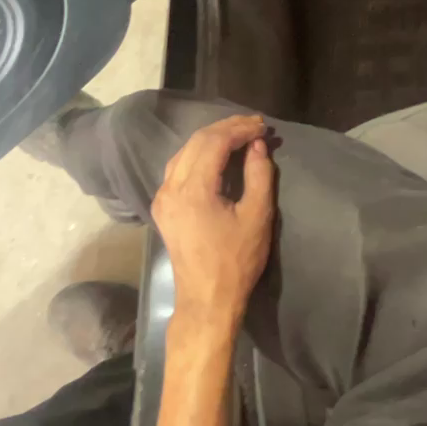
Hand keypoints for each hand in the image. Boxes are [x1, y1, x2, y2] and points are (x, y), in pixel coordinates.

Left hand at [152, 114, 275, 329]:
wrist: (207, 300)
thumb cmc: (236, 261)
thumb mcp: (257, 216)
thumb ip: (259, 175)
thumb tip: (257, 145)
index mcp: (193, 190)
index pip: (214, 142)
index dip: (240, 129)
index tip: (263, 126)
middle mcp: (171, 189)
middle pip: (196, 142)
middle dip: (227, 128)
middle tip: (255, 125)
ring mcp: (163, 198)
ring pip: (185, 152)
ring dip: (212, 139)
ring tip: (240, 135)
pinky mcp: (163, 208)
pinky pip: (179, 168)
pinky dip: (199, 154)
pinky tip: (218, 155)